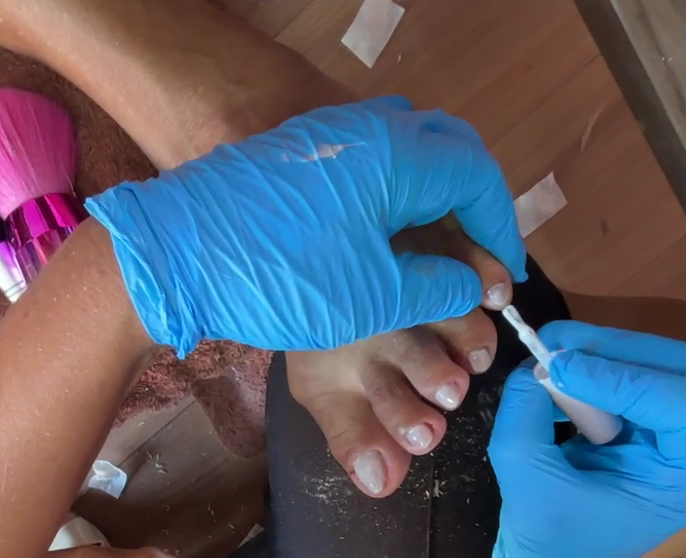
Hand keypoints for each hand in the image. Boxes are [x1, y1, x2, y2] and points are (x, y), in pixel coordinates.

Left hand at [86, 96, 524, 353]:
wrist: (179, 258)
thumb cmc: (282, 278)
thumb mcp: (371, 298)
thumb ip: (435, 288)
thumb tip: (473, 285)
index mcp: (397, 153)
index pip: (477, 177)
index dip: (500, 231)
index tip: (506, 280)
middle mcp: (368, 130)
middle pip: (448, 155)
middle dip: (472, 209)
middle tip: (479, 262)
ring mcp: (329, 140)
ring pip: (407, 158)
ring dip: (433, 204)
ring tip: (439, 257)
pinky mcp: (299, 160)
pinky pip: (368, 168)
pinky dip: (393, 202)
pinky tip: (386, 244)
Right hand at [487, 322, 685, 557]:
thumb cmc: (546, 544)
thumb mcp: (523, 479)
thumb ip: (525, 415)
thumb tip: (533, 365)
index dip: (625, 376)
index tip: (560, 368)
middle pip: (685, 371)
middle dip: (619, 350)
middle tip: (558, 344)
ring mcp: (675, 437)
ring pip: (661, 366)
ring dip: (606, 353)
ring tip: (553, 358)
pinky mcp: (648, 426)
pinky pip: (634, 377)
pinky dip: (596, 367)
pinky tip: (561, 377)